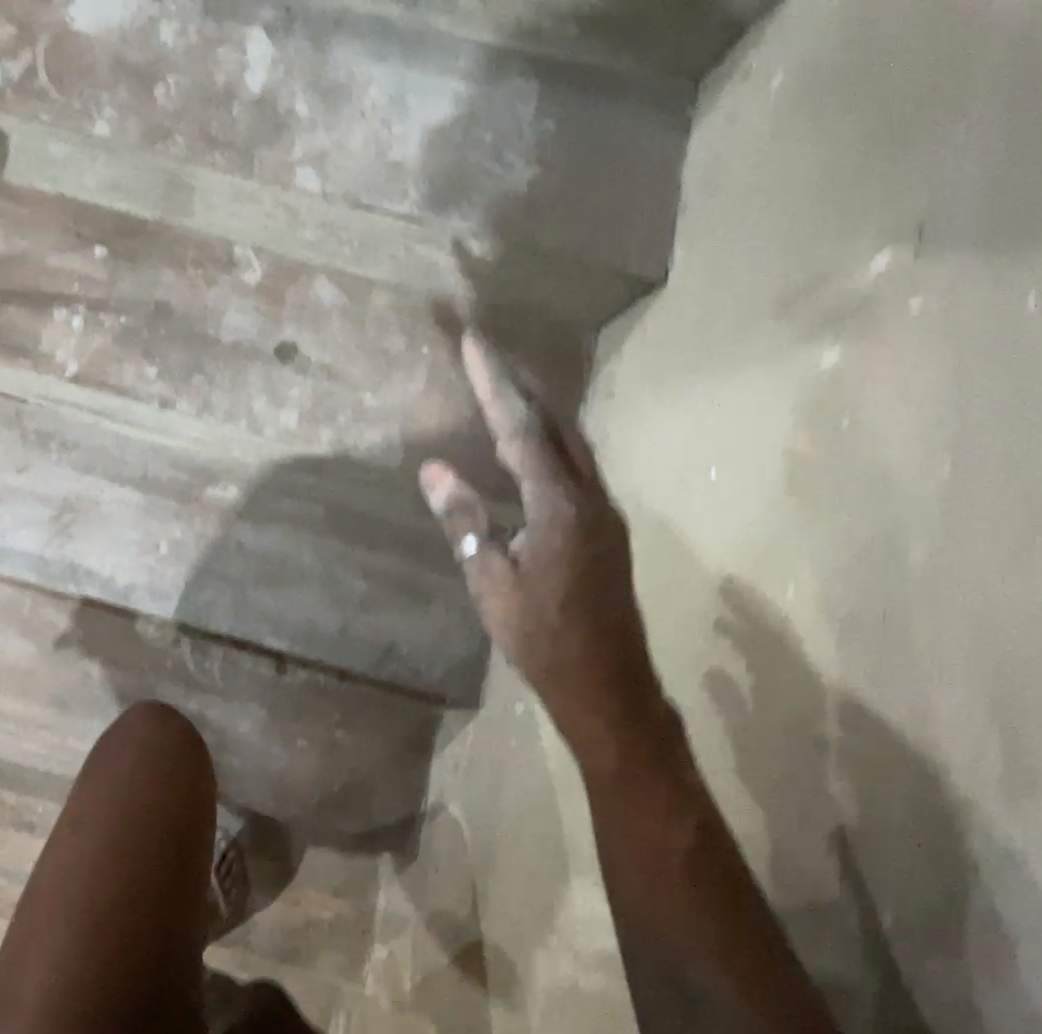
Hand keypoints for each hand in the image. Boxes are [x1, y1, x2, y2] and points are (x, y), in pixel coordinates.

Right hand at [418, 334, 677, 770]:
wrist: (607, 683)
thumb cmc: (540, 637)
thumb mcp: (490, 581)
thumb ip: (465, 520)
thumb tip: (433, 467)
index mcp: (558, 504)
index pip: (520, 427)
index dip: (494, 382)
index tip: (473, 341)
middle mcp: (589, 495)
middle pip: (555, 422)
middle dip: (519, 383)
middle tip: (486, 353)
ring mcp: (604, 510)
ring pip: (571, 441)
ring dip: (538, 409)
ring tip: (505, 386)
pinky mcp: (606, 527)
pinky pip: (576, 464)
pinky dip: (548, 440)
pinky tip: (531, 447)